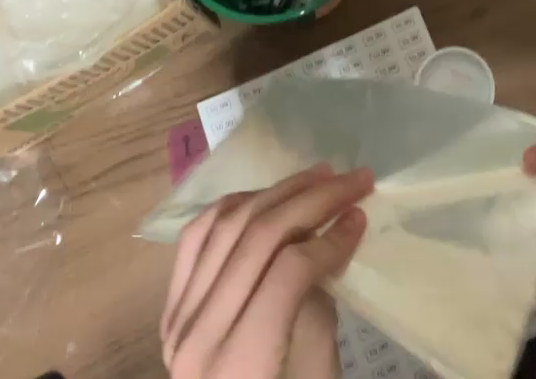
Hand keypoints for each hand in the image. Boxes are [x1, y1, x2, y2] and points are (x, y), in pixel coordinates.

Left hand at [161, 164, 373, 378]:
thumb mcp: (318, 369)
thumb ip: (316, 299)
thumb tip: (331, 233)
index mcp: (237, 364)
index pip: (287, 271)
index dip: (330, 236)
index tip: (364, 215)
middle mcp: (195, 337)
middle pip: (256, 238)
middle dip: (313, 198)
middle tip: (356, 179)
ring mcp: (175, 320)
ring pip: (225, 226)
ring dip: (278, 191)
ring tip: (320, 176)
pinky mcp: (171, 308)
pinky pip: (197, 238)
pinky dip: (235, 207)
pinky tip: (269, 195)